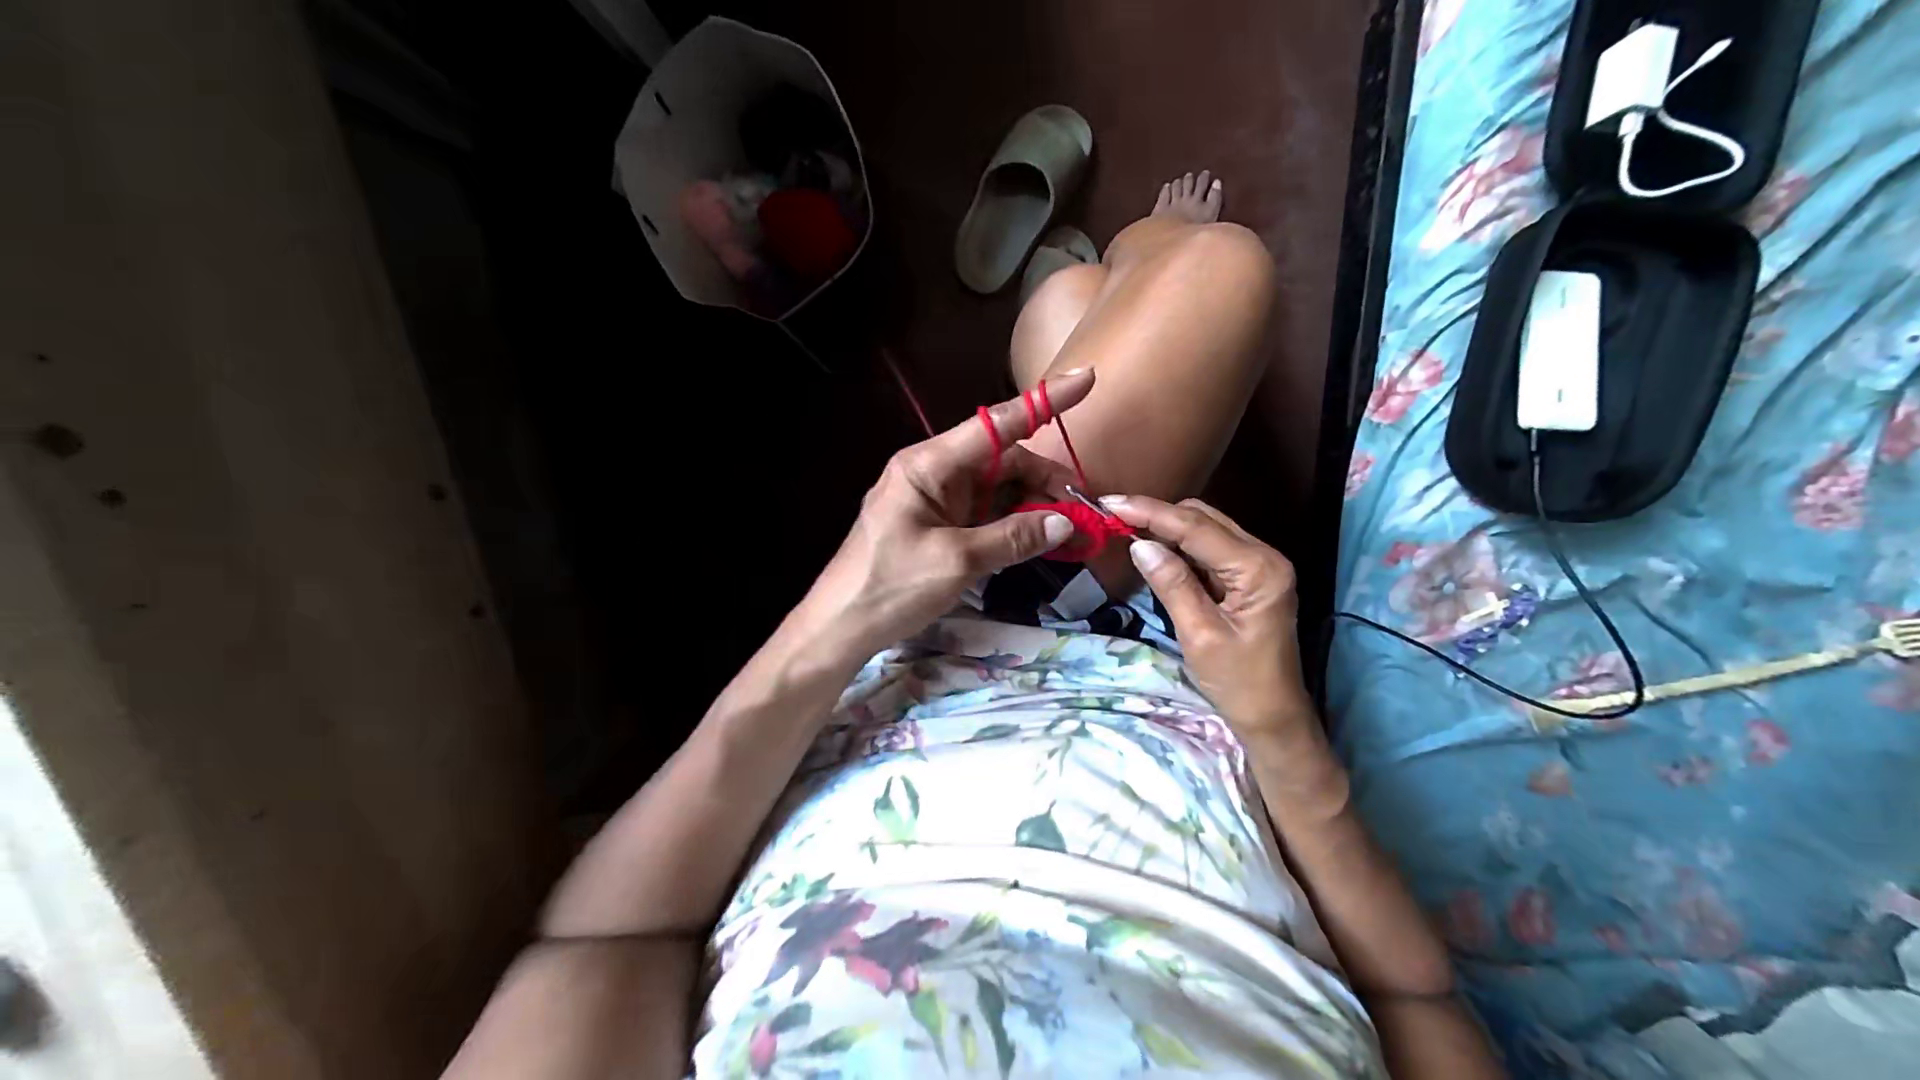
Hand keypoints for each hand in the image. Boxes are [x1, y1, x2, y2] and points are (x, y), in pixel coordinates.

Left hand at [793, 370, 1095, 659]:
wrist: (841, 625)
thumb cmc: (890, 587)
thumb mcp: (956, 562)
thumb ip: (1013, 537)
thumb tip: (1065, 521)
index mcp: (929, 465)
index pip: (996, 424)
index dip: (1044, 402)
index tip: (1086, 378)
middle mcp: (935, 472)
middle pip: (1003, 460)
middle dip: (1046, 480)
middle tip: (1085, 509)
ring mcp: (937, 499)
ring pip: (999, 488)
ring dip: (1035, 504)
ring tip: (1072, 529)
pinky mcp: (940, 524)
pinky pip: (987, 513)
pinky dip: (1015, 523)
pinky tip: (1043, 537)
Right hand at [1102, 496, 1314, 737]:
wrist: (1273, 716)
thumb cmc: (1239, 682)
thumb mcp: (1199, 635)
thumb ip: (1172, 584)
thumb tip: (1139, 544)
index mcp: (1258, 569)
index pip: (1195, 527)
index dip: (1150, 512)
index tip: (1110, 503)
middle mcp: (1263, 556)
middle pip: (1202, 517)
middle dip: (1156, 513)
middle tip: (1112, 515)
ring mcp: (1258, 564)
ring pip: (1205, 527)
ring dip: (1166, 525)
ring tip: (1125, 526)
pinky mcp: (1248, 576)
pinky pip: (1208, 547)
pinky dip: (1178, 543)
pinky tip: (1153, 547)